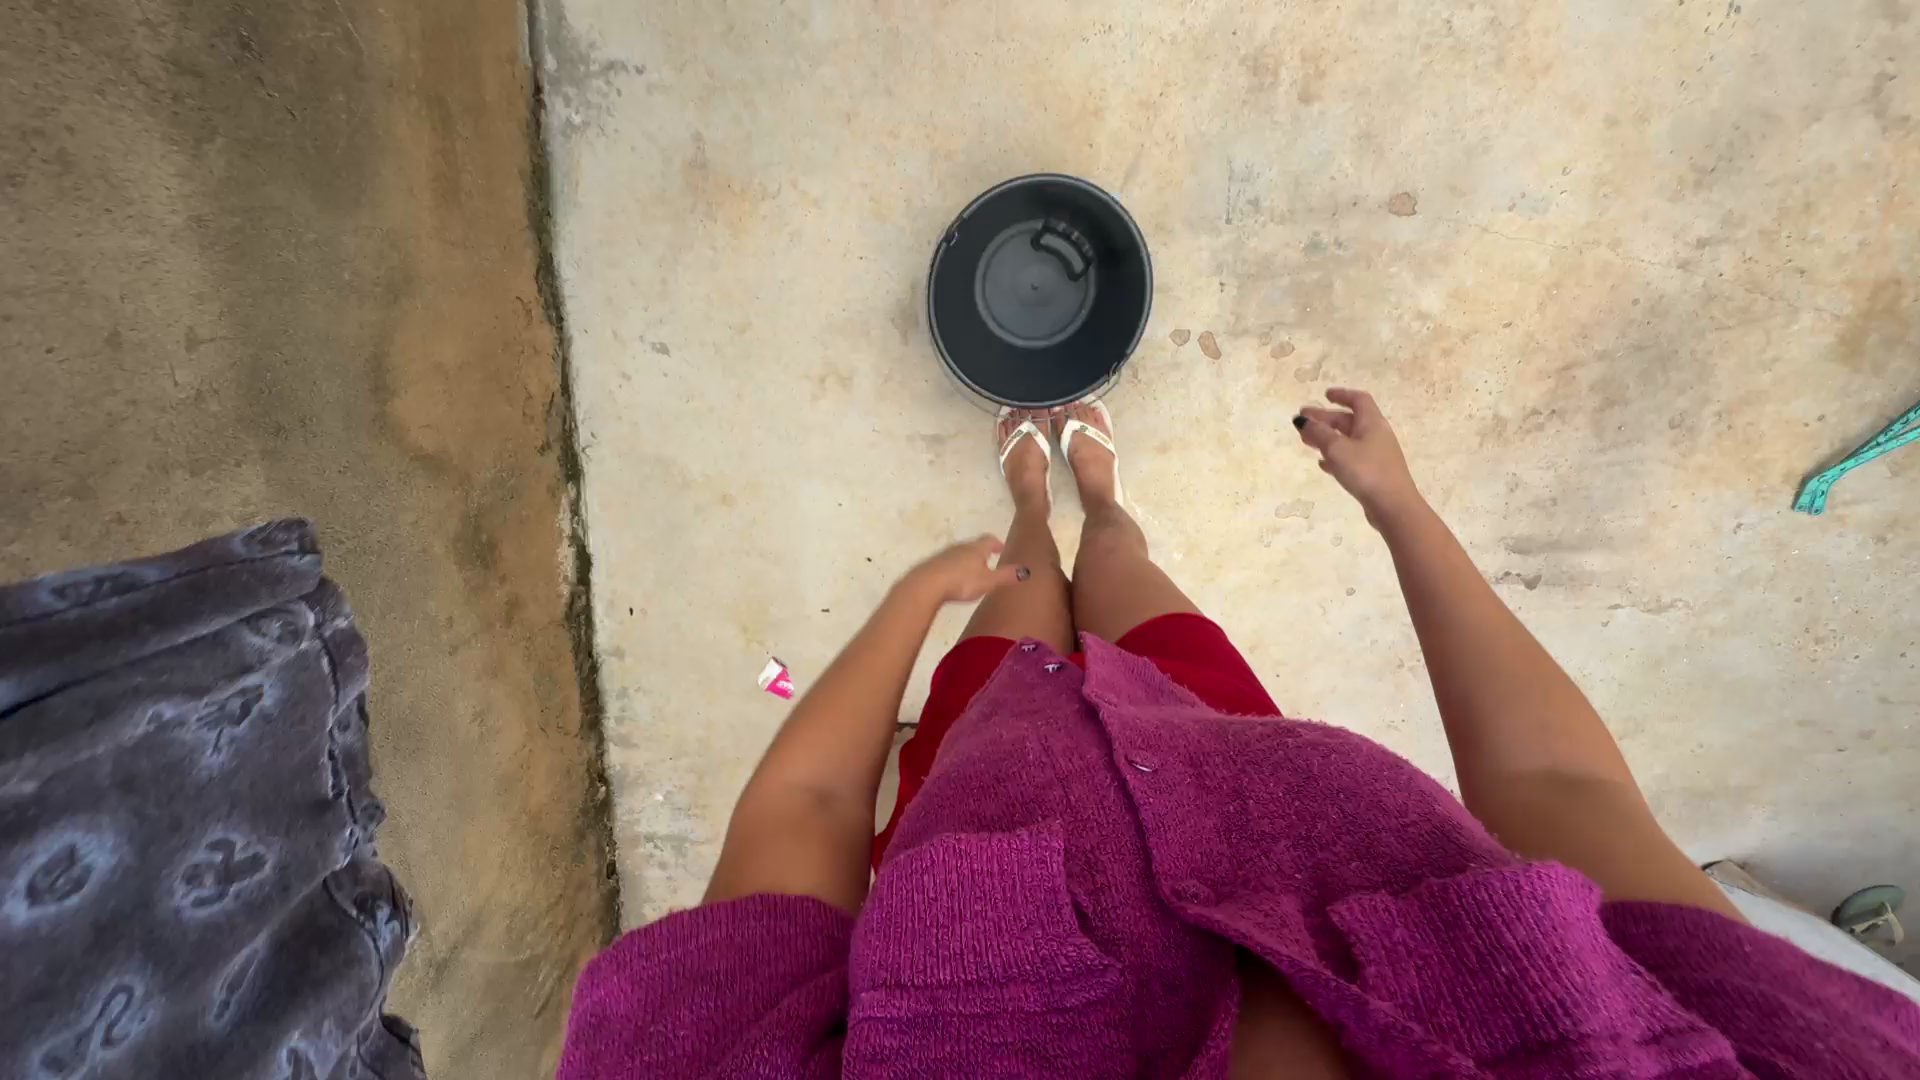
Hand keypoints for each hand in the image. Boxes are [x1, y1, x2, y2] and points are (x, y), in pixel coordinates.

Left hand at [900, 535, 1025, 603]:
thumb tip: (1025, 570)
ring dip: (967, 560)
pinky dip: (954, 568)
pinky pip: (947, 564)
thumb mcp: (988, 581)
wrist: (928, 584)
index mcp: (976, 549)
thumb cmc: (962, 581)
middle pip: (973, 546)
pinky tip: (954, 580)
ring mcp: (945, 555)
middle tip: (989, 561)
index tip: (1001, 547)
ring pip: (960, 554)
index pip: (989, 540)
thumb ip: (1006, 576)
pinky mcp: (933, 565)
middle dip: (981, 552)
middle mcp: (961, 547)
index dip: (996, 543)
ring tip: (973, 572)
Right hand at [1294, 388, 1424, 527]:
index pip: (1358, 400)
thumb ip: (1319, 433)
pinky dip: (1334, 456)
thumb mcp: (1338, 449)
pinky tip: (1322, 463)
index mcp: (1371, 423)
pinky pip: (1350, 458)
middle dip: (1325, 419)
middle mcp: (1375, 435)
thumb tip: (1302, 420)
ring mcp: (1374, 455)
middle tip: (1302, 419)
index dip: (1342, 395)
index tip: (1324, 395)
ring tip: (1305, 441)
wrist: (1392, 504)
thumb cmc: (1366, 471)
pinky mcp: (1371, 472)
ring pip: (1347, 440)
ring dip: (1326, 438)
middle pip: (1348, 421)